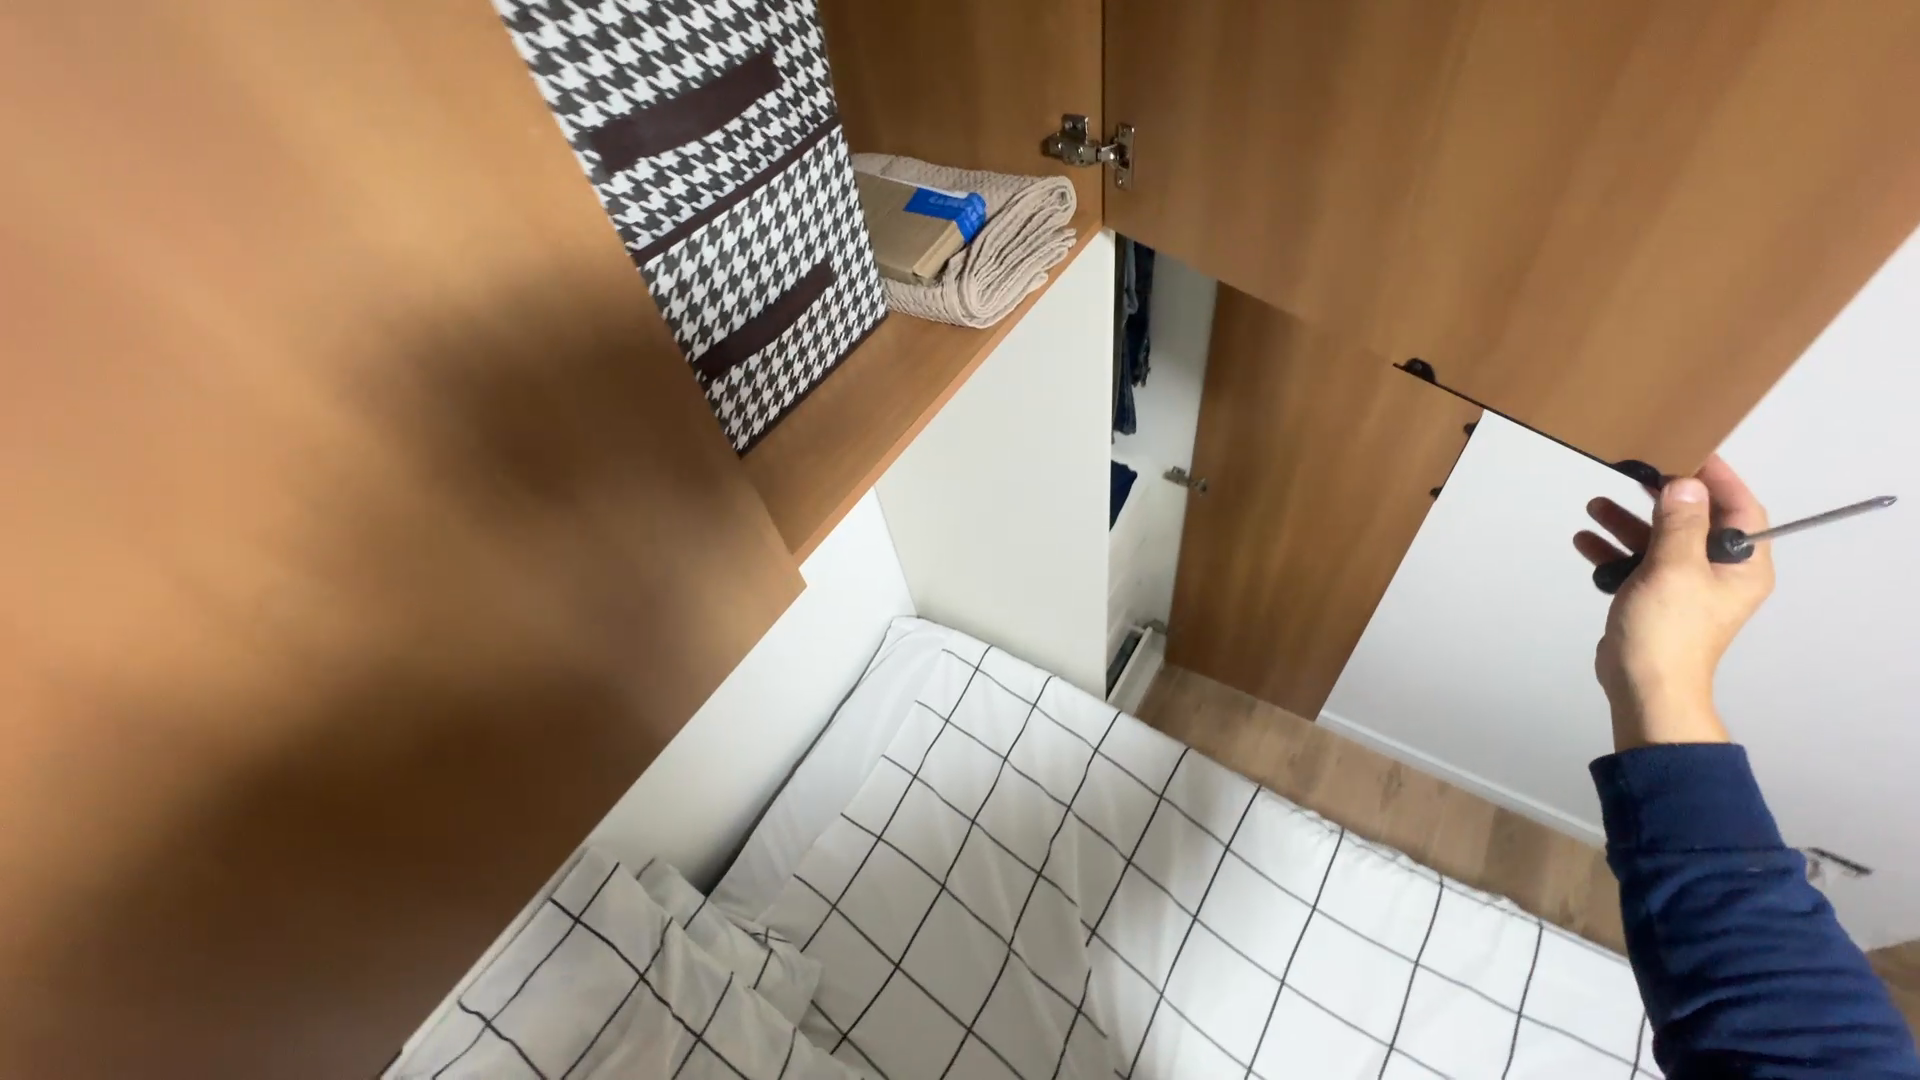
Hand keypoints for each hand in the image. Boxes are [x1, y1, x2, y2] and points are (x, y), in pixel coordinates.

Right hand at [1574, 455, 1774, 749]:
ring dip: (1627, 523)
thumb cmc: (1668, 627)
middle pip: (1694, 523)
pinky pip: (1634, 564)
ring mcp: (1682, 587)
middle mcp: (1717, 573)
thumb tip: (1684, 484)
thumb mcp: (1673, 569)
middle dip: (1662, 499)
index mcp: (1741, 566)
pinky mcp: (1652, 599)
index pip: (1739, 510)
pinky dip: (1611, 550)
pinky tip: (1585, 539)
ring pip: (1658, 542)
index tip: (1689, 453)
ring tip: (1594, 504)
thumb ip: (1679, 525)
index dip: (1717, 480)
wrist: (1644, 683)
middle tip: (1633, 473)